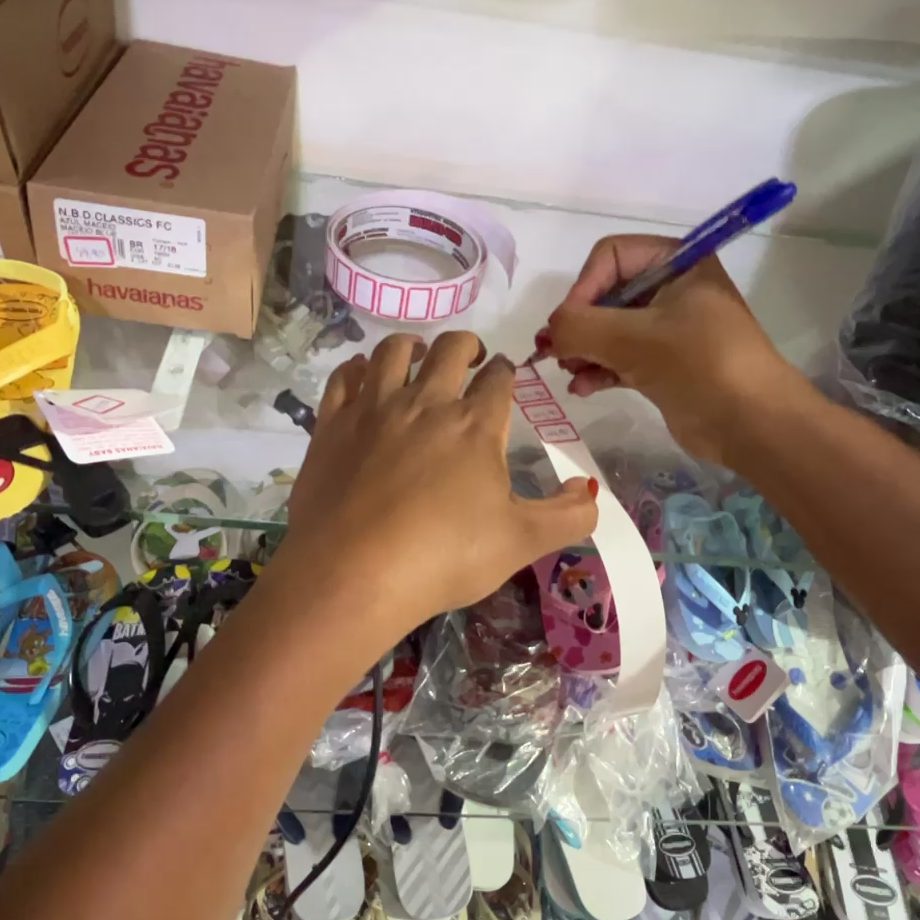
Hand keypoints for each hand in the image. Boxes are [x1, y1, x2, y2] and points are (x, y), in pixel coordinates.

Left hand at [277, 331, 598, 636]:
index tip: (506, 376)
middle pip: (450, 350)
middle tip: (470, 357)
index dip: (506, 372)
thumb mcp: (522, 542)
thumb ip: (568, 515)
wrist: (353, 573)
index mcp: (475, 424)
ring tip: (418, 354)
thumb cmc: (444, 557)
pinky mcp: (332, 425)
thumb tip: (588, 487)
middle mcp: (425, 402)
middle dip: (466, 346)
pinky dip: (356, 369)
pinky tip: (361, 375)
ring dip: (411, 346)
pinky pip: (343, 378)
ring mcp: (373, 410)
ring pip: (392, 352)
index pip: (499, 378)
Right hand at [546, 234, 812, 463]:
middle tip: (556, 354)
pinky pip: (619, 358)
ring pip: (609, 330)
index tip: (567, 327)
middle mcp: (673, 288)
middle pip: (606, 295)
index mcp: (678, 262)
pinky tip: (582, 388)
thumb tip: (549, 335)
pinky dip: (598, 370)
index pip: (611, 257)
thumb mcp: (632, 338)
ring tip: (569, 374)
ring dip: (584, 351)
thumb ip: (579, 328)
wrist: (752, 422)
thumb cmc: (698, 363)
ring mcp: (669, 329)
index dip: (582, 288)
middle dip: (579, 325)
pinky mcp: (664, 365)